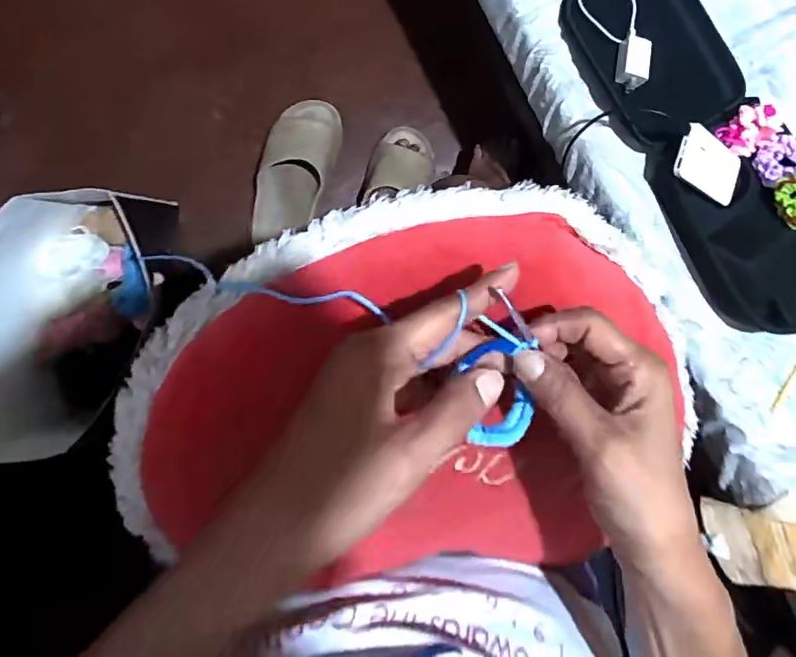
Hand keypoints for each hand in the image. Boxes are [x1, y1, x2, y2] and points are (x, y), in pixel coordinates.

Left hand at [224, 263, 516, 570]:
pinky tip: (458, 401)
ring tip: (500, 376)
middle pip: (434, 335)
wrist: (274, 527)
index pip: (444, 312)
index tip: (514, 268)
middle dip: (477, 342)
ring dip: (457, 367)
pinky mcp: (351, 396)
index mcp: (381, 351)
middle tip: (521, 353)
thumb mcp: (412, 452)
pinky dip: (433, 386)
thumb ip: (458, 407)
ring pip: (420, 358)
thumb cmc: (346, 487)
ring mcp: (355, 372)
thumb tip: (494, 369)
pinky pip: (404, 378)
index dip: (482, 292)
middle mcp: (367, 349)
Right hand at [511, 307, 696, 568]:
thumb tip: (519, 353)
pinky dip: (544, 380)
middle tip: (506, 359)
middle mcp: (628, 368)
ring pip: (569, 357)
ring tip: (508, 372)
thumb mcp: (597, 441)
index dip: (553, 326)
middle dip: (542, 342)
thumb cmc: (635, 491)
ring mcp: (613, 388)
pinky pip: (567, 380)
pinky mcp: (598, 407)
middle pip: (578, 336)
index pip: (590, 324)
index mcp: (639, 367)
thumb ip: (560, 393)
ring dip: (540, 361)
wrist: (653, 548)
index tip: (516, 344)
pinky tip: (521, 388)